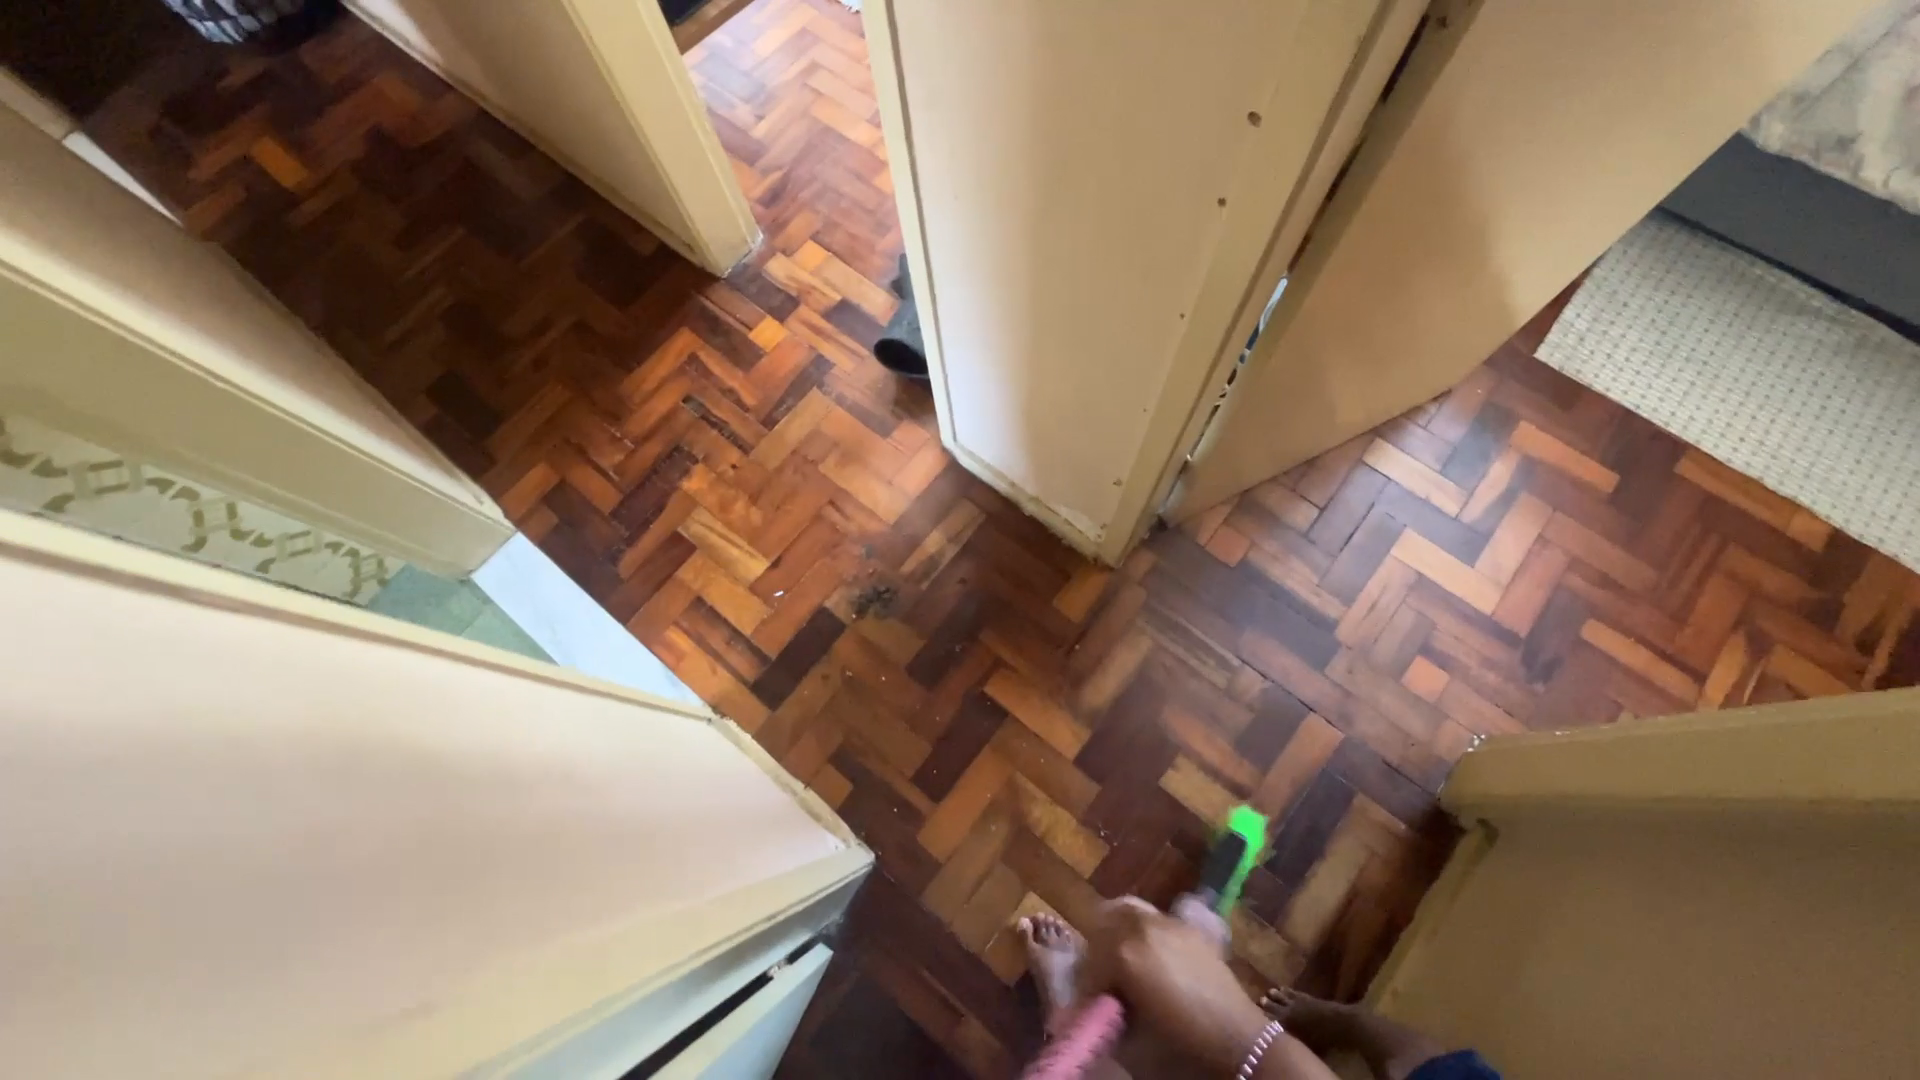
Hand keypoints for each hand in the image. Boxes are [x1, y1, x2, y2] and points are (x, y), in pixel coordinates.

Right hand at [1077, 896, 1273, 1072]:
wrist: (1237, 1042)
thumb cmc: (1180, 1042)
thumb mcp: (1131, 1034)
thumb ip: (1104, 1009)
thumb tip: (1089, 1002)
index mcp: (1123, 952)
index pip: (1088, 962)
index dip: (1086, 987)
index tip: (1090, 1005)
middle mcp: (1142, 926)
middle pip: (1102, 923)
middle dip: (1098, 950)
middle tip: (1103, 977)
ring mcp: (1168, 921)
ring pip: (1127, 910)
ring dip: (1118, 932)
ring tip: (1123, 958)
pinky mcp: (1189, 926)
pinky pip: (1154, 916)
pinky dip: (1143, 929)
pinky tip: (1152, 953)